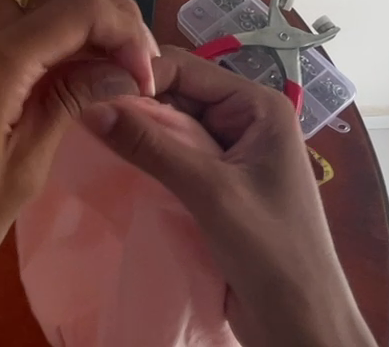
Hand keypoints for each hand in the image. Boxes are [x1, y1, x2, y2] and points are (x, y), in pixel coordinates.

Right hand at [81, 46, 375, 346]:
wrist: (305, 333)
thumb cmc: (274, 255)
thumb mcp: (210, 193)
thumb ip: (150, 146)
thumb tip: (89, 106)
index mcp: (257, 105)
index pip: (183, 67)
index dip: (138, 75)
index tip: (92, 91)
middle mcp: (243, 117)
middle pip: (172, 91)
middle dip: (132, 102)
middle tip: (83, 112)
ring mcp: (229, 149)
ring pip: (167, 122)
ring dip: (135, 130)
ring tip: (89, 134)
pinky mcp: (215, 180)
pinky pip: (170, 152)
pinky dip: (143, 154)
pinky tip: (112, 159)